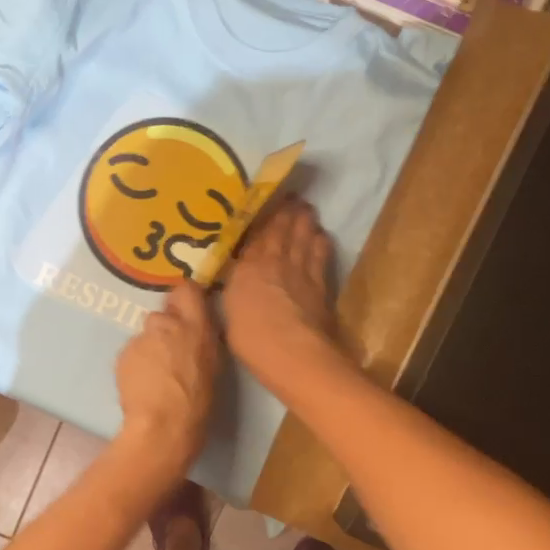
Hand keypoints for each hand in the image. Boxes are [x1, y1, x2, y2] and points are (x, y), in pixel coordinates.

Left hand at [115, 281, 219, 470]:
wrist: (163, 426)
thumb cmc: (198, 403)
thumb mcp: (213, 366)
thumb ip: (202, 341)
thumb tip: (194, 332)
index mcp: (196, 327)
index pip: (187, 290)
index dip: (183, 296)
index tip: (184, 307)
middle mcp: (167, 325)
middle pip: (161, 315)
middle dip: (164, 329)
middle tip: (169, 353)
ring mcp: (142, 338)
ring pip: (145, 336)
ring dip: (149, 348)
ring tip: (154, 374)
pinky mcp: (123, 353)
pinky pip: (131, 352)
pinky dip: (136, 363)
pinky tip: (142, 383)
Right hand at [223, 195, 343, 391]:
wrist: (292, 352)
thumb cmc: (251, 337)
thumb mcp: (227, 312)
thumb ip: (233, 290)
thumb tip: (232, 278)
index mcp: (248, 267)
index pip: (256, 236)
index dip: (262, 218)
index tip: (265, 202)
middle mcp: (275, 262)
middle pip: (283, 230)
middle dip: (287, 212)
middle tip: (291, 197)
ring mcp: (301, 272)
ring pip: (304, 237)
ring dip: (305, 221)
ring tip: (306, 209)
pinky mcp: (321, 285)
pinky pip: (320, 255)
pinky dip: (320, 242)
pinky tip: (321, 236)